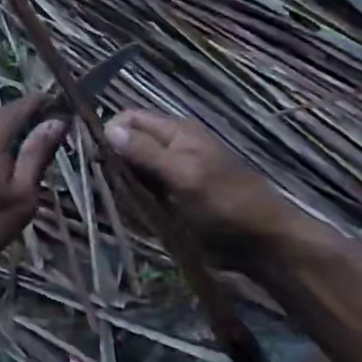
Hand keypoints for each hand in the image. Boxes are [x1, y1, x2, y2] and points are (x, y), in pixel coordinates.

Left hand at [0, 95, 68, 273]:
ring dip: (4, 140)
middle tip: (46, 139)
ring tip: (22, 162)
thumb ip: (38, 153)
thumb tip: (57, 121)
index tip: (58, 103)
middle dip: (24, 125)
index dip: (39, 103)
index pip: (17, 108)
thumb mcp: (23, 192)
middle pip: (0, 121)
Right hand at [103, 109, 284, 255]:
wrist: (264, 243)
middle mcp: (170, 147)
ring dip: (126, 189)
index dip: (109, 133)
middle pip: (127, 145)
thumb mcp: (183, 175)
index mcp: (175, 131)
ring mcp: (172, 173)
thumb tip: (107, 129)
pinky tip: (142, 217)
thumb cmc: (226, 203)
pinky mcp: (174, 198)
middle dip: (115, 166)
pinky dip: (139, 204)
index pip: (127, 118)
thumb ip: (145, 152)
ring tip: (130, 208)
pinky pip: (144, 194)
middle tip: (112, 191)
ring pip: (132, 172)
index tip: (96, 161)